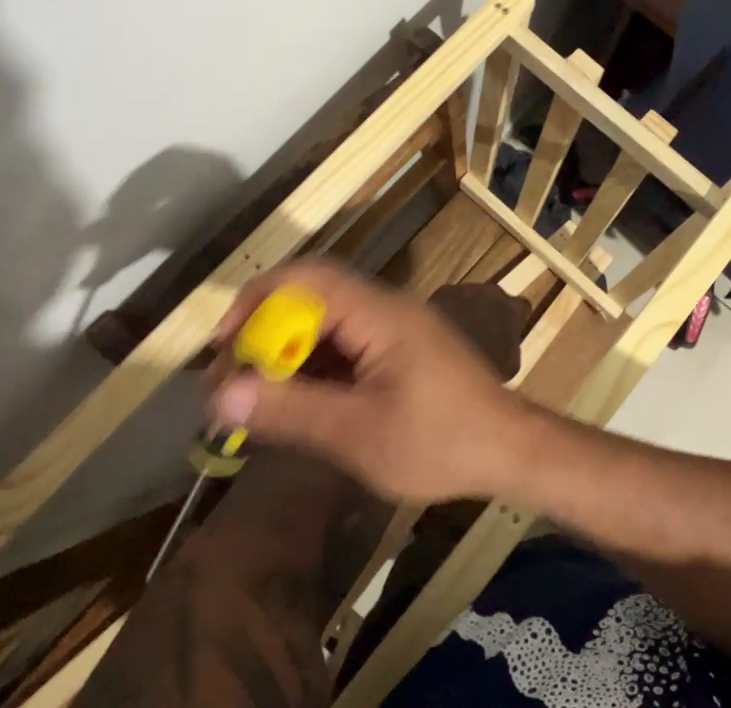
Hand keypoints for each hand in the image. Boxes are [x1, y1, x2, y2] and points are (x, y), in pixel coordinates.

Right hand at [207, 260, 534, 503]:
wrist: (512, 451)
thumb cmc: (440, 441)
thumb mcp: (357, 432)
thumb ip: (289, 410)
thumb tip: (219, 395)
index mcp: (379, 314)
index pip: (305, 280)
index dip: (255, 303)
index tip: (222, 346)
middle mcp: (386, 311)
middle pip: (311, 300)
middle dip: (263, 335)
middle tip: (228, 383)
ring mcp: (396, 332)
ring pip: (326, 326)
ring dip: (286, 356)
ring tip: (250, 400)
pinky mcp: (402, 355)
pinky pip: (346, 348)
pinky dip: (314, 370)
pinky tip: (292, 405)